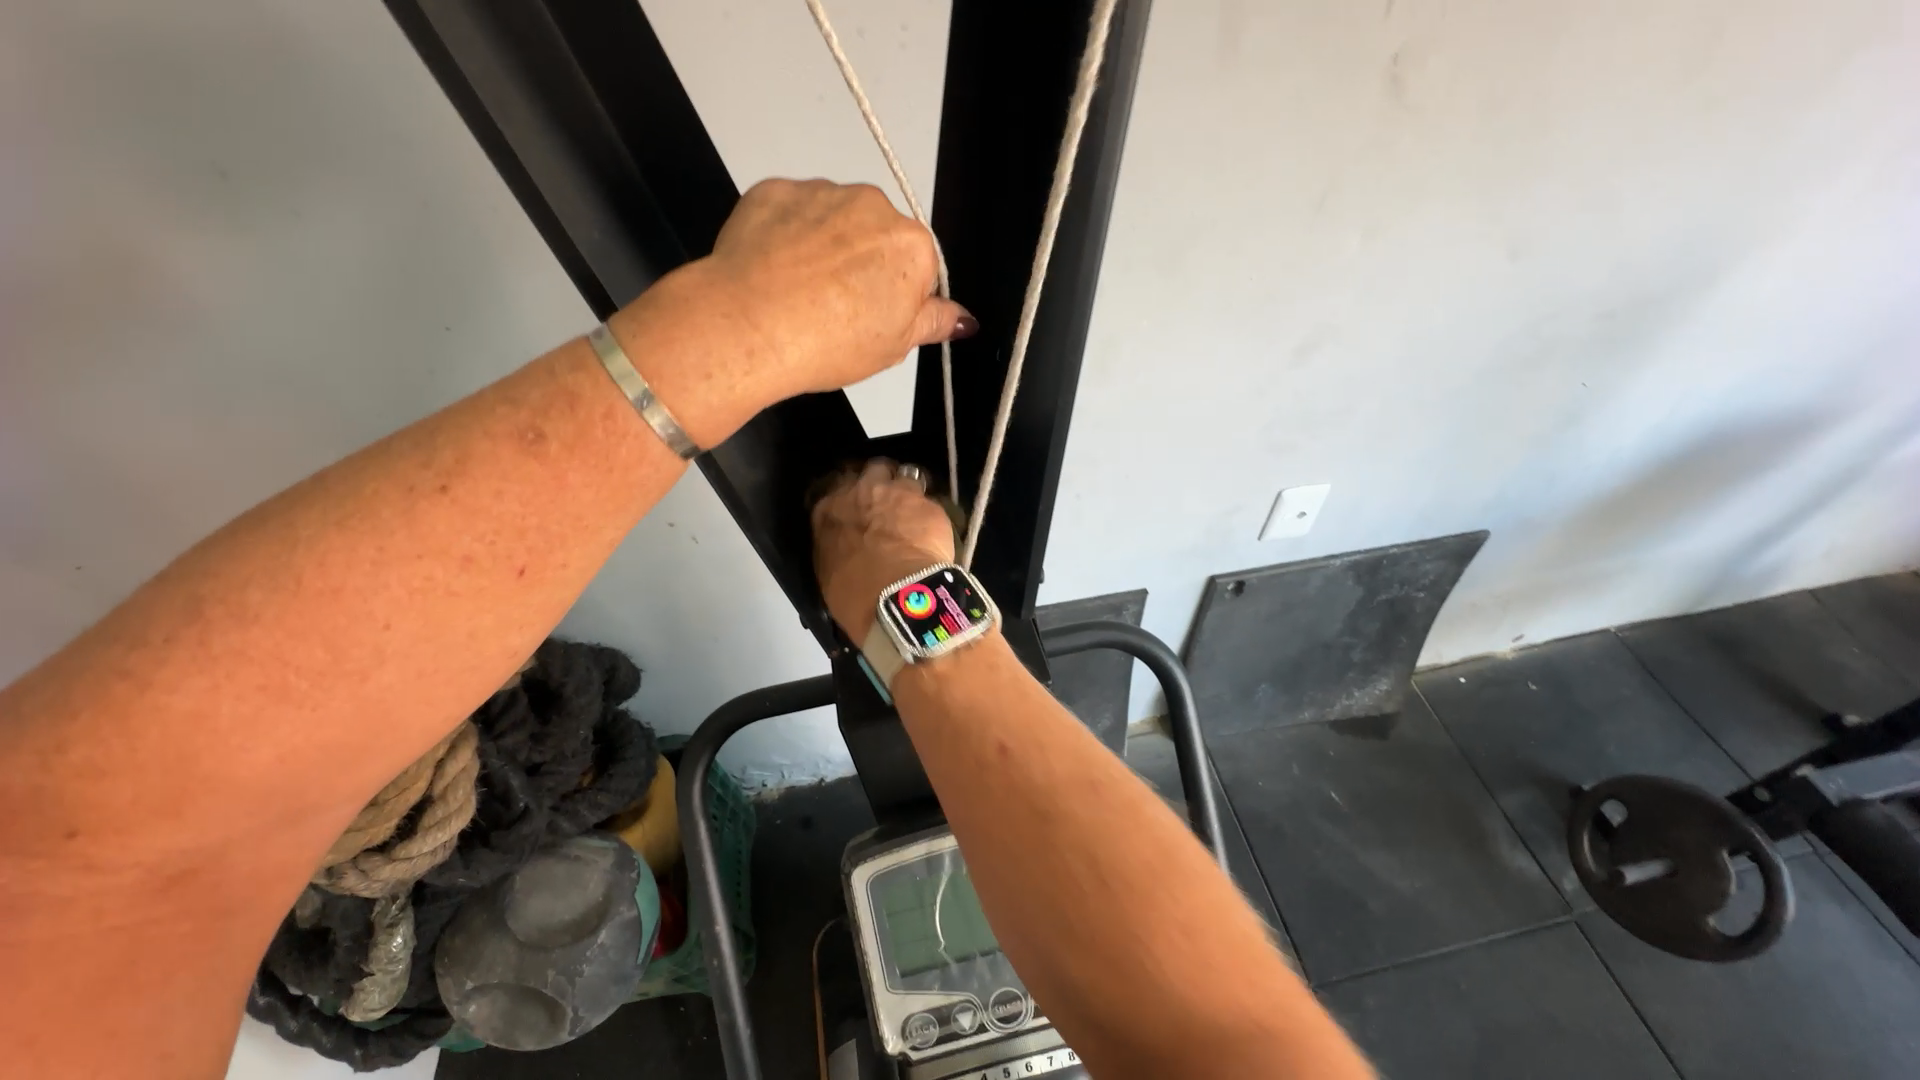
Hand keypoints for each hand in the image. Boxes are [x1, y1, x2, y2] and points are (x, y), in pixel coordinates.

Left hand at [608, 179, 974, 447]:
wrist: (750, 325)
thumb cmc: (827, 340)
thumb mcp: (894, 346)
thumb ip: (933, 323)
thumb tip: (963, 320)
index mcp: (911, 245)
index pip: (917, 267)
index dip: (895, 296)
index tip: (874, 318)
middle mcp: (872, 206)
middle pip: (875, 236)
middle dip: (861, 265)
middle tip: (835, 310)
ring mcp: (821, 193)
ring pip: (831, 220)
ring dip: (823, 247)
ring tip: (800, 293)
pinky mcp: (776, 191)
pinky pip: (790, 212)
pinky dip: (785, 236)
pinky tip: (775, 272)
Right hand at [813, 461, 956, 643]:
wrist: (897, 597)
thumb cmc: (854, 594)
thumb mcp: (828, 572)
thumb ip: (835, 547)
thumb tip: (843, 547)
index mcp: (829, 508)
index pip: (835, 485)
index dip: (849, 495)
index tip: (856, 507)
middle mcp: (862, 490)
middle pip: (873, 470)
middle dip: (881, 482)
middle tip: (888, 504)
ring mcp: (899, 493)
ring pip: (906, 476)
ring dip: (909, 492)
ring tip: (915, 514)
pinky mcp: (930, 505)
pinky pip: (931, 501)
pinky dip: (931, 515)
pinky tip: (934, 532)